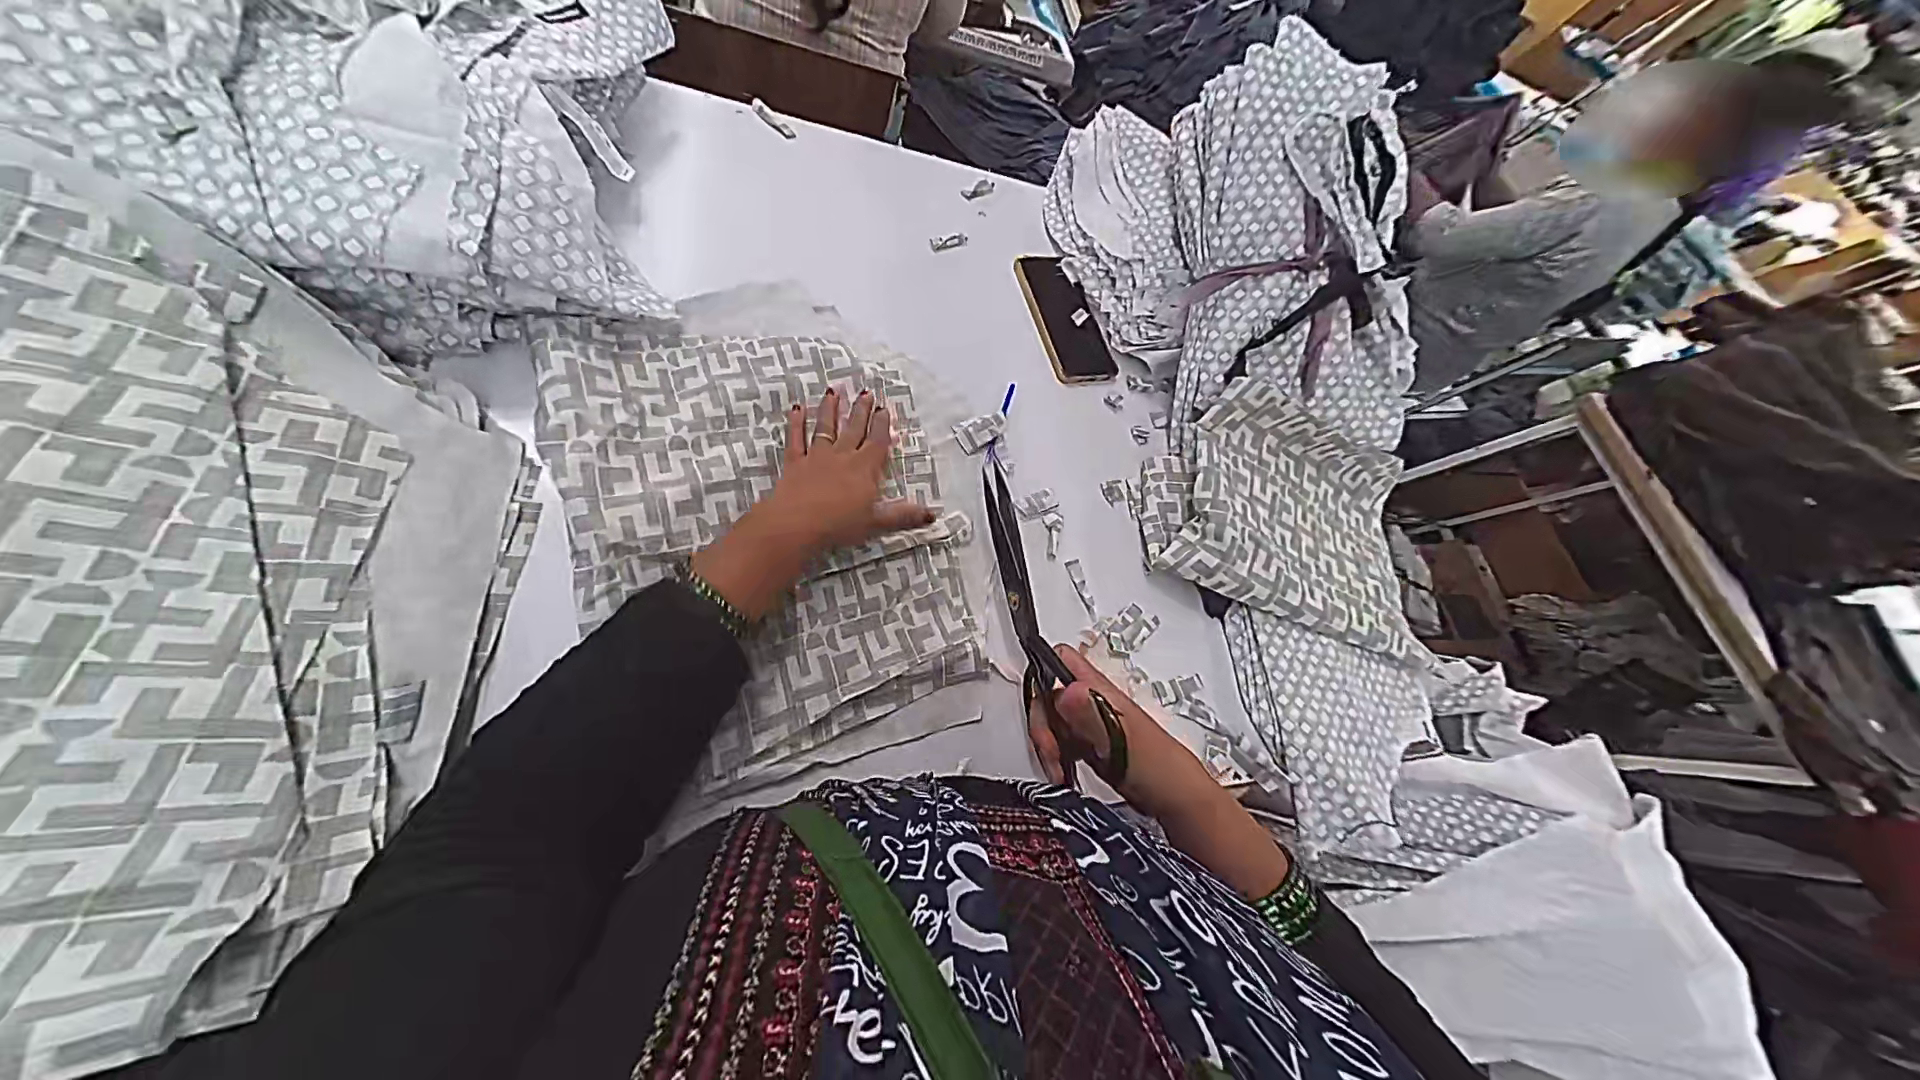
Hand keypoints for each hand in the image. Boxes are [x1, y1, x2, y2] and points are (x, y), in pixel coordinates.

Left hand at [759, 387, 935, 550]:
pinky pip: (796, 439)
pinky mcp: (794, 463)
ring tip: (834, 392)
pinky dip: (796, 423)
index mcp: (864, 468)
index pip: (877, 442)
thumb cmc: (839, 524)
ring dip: (830, 409)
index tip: (885, 409)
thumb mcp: (876, 522)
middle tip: (866, 393)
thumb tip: (931, 516)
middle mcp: (842, 456)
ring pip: (826, 427)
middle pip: (854, 429)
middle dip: (861, 410)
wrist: (797, 524)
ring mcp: (816, 457)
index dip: (882, 425)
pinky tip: (797, 409)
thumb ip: (903, 516)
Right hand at [1026, 644, 1216, 817]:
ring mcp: (1091, 724)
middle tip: (1052, 751)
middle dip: (1042, 723)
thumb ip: (1093, 716)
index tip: (1038, 708)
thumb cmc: (1163, 770)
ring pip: (1051, 721)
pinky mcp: (1089, 746)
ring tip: (1059, 769)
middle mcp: (1093, 702)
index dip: (1041, 673)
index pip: (1060, 660)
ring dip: (1046, 746)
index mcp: (1100, 691)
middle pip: (1048, 695)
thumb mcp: (1122, 741)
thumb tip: (1067, 692)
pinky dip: (1055, 758)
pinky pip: (1059, 743)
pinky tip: (1064, 773)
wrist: (1178, 803)